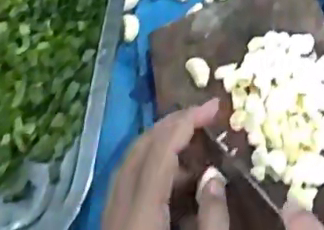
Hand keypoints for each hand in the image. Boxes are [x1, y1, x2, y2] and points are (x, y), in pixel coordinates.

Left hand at [103, 100, 224, 229]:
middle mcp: (117, 214)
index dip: (187, 122)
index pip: (159, 153)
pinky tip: (175, 176)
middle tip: (203, 114)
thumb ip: (213, 216)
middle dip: (171, 124)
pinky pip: (125, 185)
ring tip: (193, 140)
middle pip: (138, 151)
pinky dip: (149, 166)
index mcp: (139, 218)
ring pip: (128, 166)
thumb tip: (213, 175)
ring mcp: (109, 223)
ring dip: (159, 142)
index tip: (215, 106)